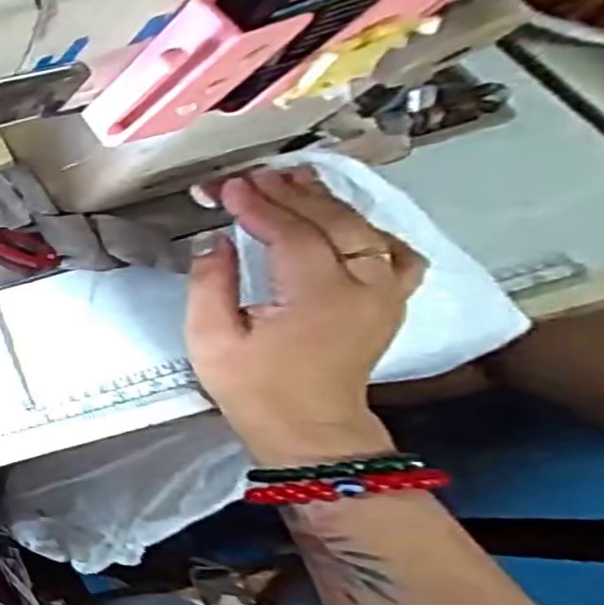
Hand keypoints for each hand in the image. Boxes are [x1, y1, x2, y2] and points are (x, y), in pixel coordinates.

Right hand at [185, 166, 426, 465]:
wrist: (308, 429)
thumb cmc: (252, 387)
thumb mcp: (210, 340)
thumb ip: (209, 285)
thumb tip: (215, 240)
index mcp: (317, 297)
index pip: (292, 233)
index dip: (258, 205)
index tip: (228, 186)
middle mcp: (364, 287)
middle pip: (334, 222)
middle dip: (290, 194)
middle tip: (255, 175)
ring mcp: (387, 293)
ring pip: (366, 229)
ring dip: (328, 202)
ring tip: (293, 183)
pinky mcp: (392, 301)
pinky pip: (393, 250)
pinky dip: (367, 228)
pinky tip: (343, 222)